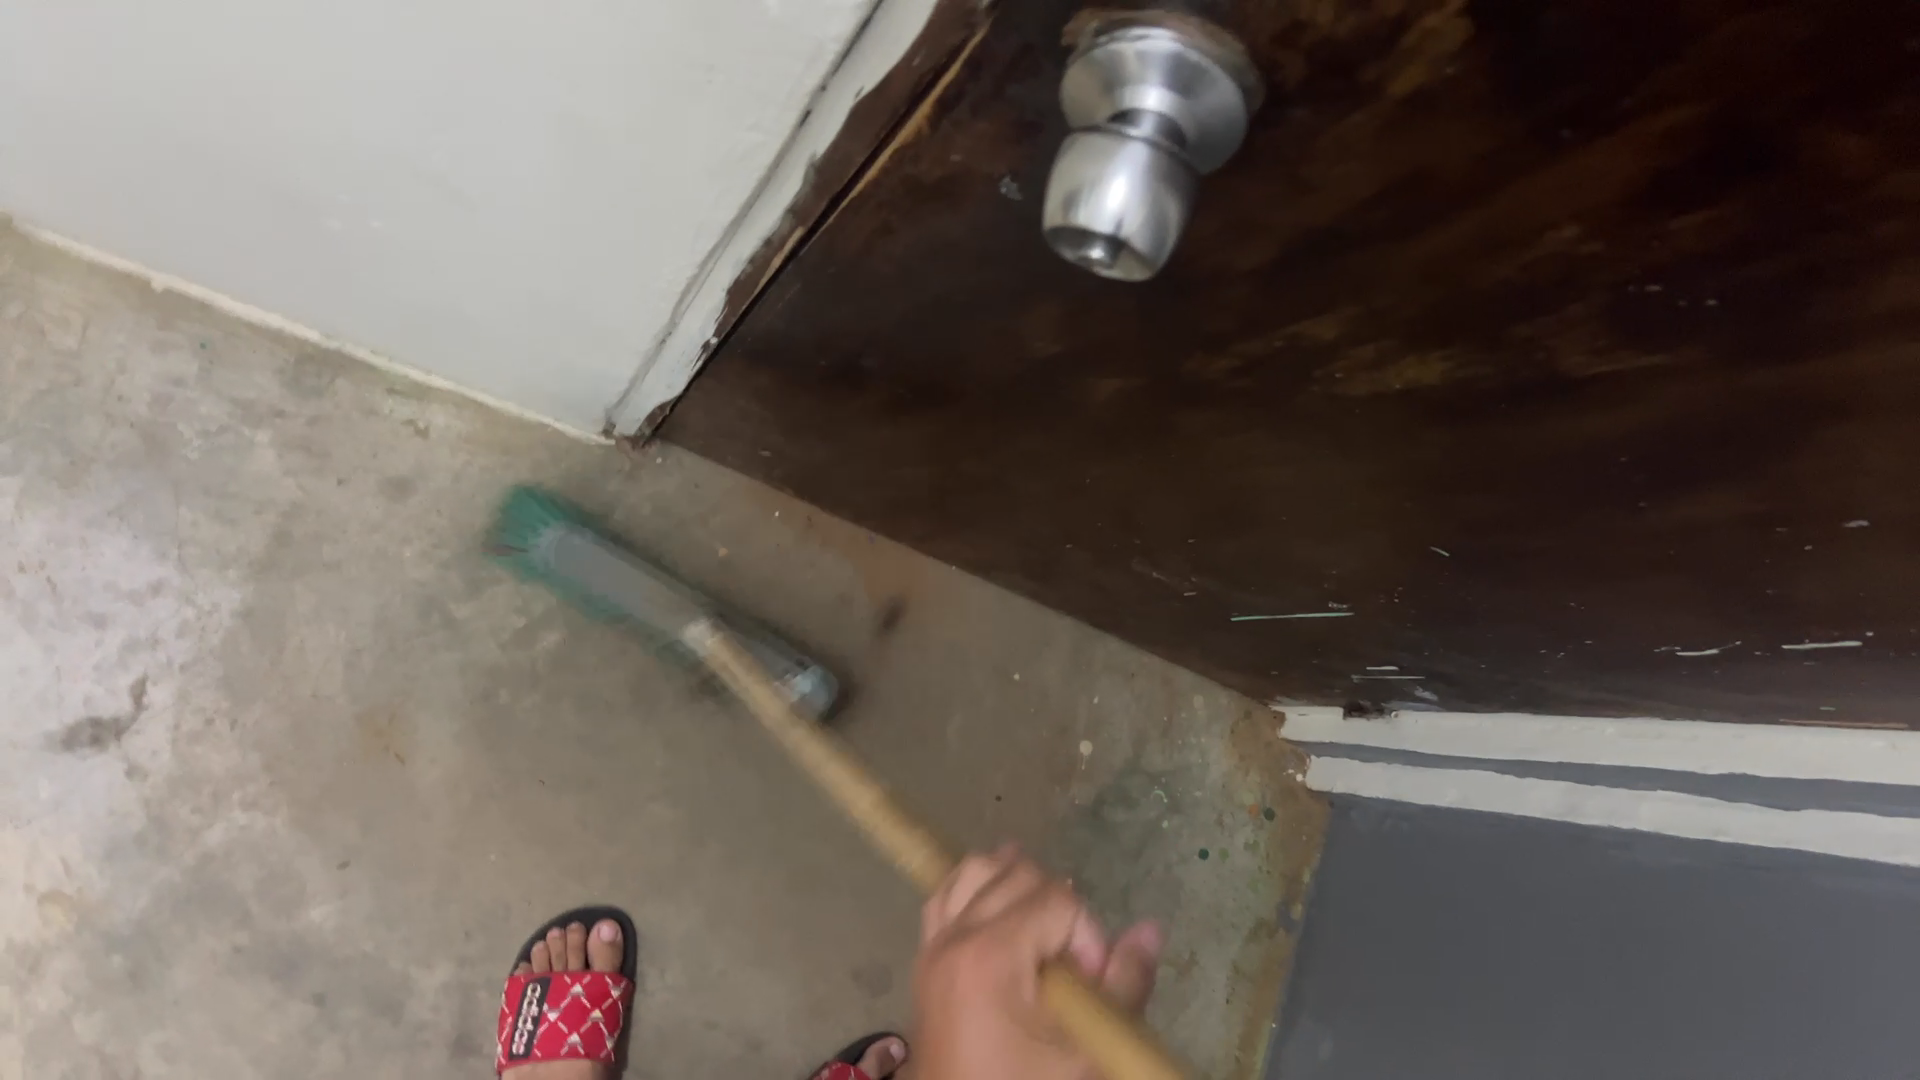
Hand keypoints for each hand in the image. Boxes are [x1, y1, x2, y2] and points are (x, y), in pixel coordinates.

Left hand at [912, 846, 1164, 1079]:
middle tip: (1071, 966)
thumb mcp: (1087, 1055)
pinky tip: (999, 905)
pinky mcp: (924, 957)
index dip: (1088, 935)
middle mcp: (957, 935)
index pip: (1059, 900)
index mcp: (992, 953)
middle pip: (1020, 875)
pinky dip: (975, 887)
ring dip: (1015, 884)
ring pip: (977, 870)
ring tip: (1044, 924)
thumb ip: (1124, 986)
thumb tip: (1151, 929)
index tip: (1092, 985)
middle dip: (1057, 908)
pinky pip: (946, 894)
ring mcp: (934, 943)